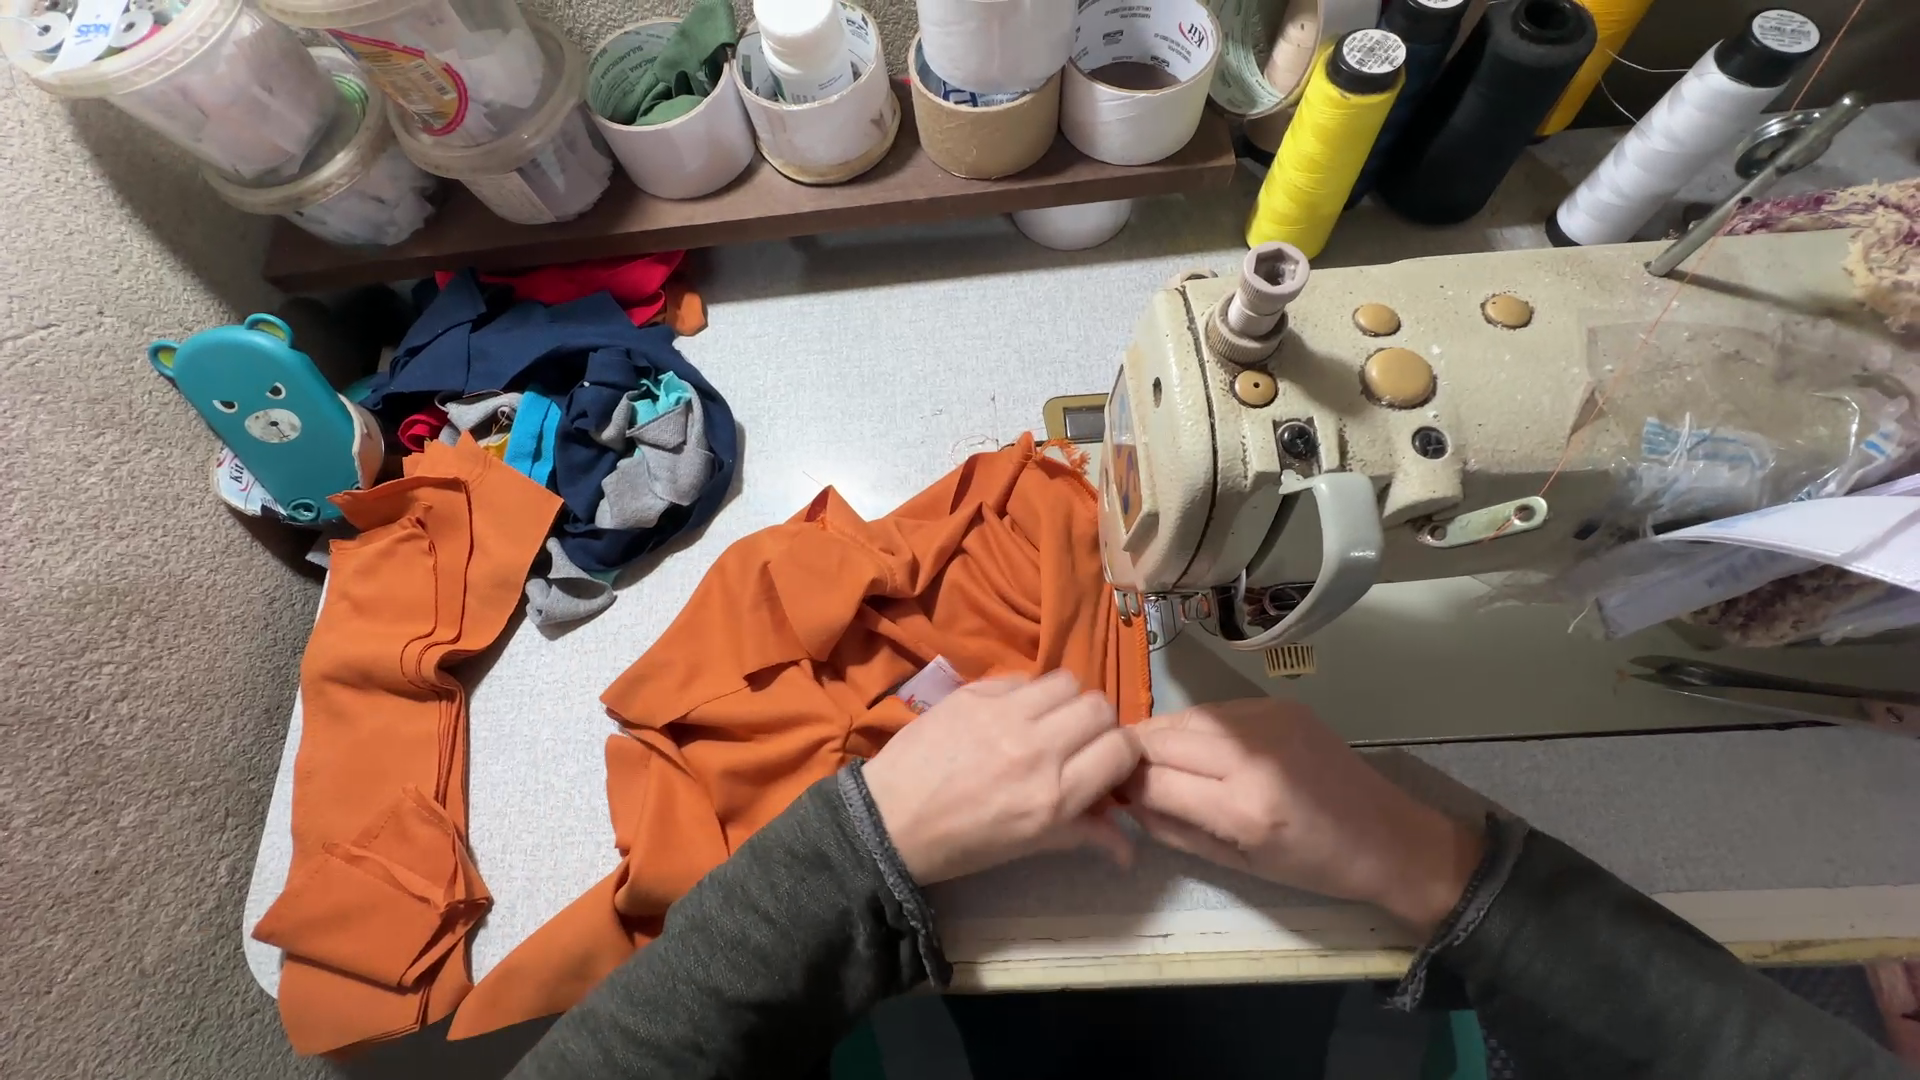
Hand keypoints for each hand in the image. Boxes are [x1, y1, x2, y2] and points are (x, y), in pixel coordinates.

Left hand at [863, 671, 1140, 884]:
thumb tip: (1130, 845)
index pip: (1121, 748)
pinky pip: (1023, 677)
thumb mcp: (1027, 847)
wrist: (890, 820)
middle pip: (1100, 706)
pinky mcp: (975, 691)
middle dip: (1099, 724)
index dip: (1124, 752)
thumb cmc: (961, 843)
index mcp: (1053, 795)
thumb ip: (1084, 835)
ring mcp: (1003, 713)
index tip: (1109, 762)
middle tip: (1079, 740)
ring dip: (1066, 701)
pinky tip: (1011, 713)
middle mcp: (1036, 747)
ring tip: (1048, 720)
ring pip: (1066, 681)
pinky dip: (1028, 693)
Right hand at [1121, 699, 1482, 934]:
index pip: (1153, 779)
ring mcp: (1266, 719)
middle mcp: (1251, 752)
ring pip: (1183, 716)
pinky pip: (1213, 710)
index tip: (1109, 792)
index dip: (1121, 785)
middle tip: (1119, 771)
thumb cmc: (1315, 866)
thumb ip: (1174, 831)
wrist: (1390, 836)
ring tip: (1152, 758)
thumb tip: (1127, 802)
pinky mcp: (1277, 703)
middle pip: (1161, 738)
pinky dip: (1193, 727)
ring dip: (1159, 736)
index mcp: (1245, 805)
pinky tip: (1196, 747)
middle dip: (1131, 754)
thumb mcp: (1238, 866)